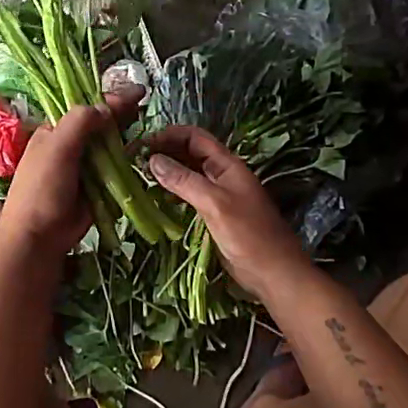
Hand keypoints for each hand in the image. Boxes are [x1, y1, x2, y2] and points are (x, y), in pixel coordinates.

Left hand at [0, 87, 142, 259]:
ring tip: (150, 125)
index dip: (111, 98)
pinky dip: (130, 159)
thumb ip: (79, 122)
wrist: (38, 238)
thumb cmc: (41, 189)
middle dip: (123, 113)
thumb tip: (106, 106)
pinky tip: (145, 151)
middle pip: (102, 124)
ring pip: (112, 145)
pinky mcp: (99, 186)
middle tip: (146, 104)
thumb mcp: (56, 148)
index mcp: (56, 131)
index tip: (138, 92)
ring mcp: (86, 166)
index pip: (87, 107)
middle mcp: (72, 145)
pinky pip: (118, 168)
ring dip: (129, 135)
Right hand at [145, 126, 313, 302]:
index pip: (194, 137)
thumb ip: (184, 181)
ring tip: (138, 177)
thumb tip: (153, 160)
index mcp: (227, 164)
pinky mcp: (214, 216)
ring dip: (166, 174)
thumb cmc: (248, 234)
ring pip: (188, 176)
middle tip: (133, 160)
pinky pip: (189, 197)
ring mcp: (219, 196)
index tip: (142, 143)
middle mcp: (222, 175)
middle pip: (189, 154)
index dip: (169, 135)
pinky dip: (172, 194)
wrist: (274, 272)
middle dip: (164, 153)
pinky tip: (156, 200)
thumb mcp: (214, 203)